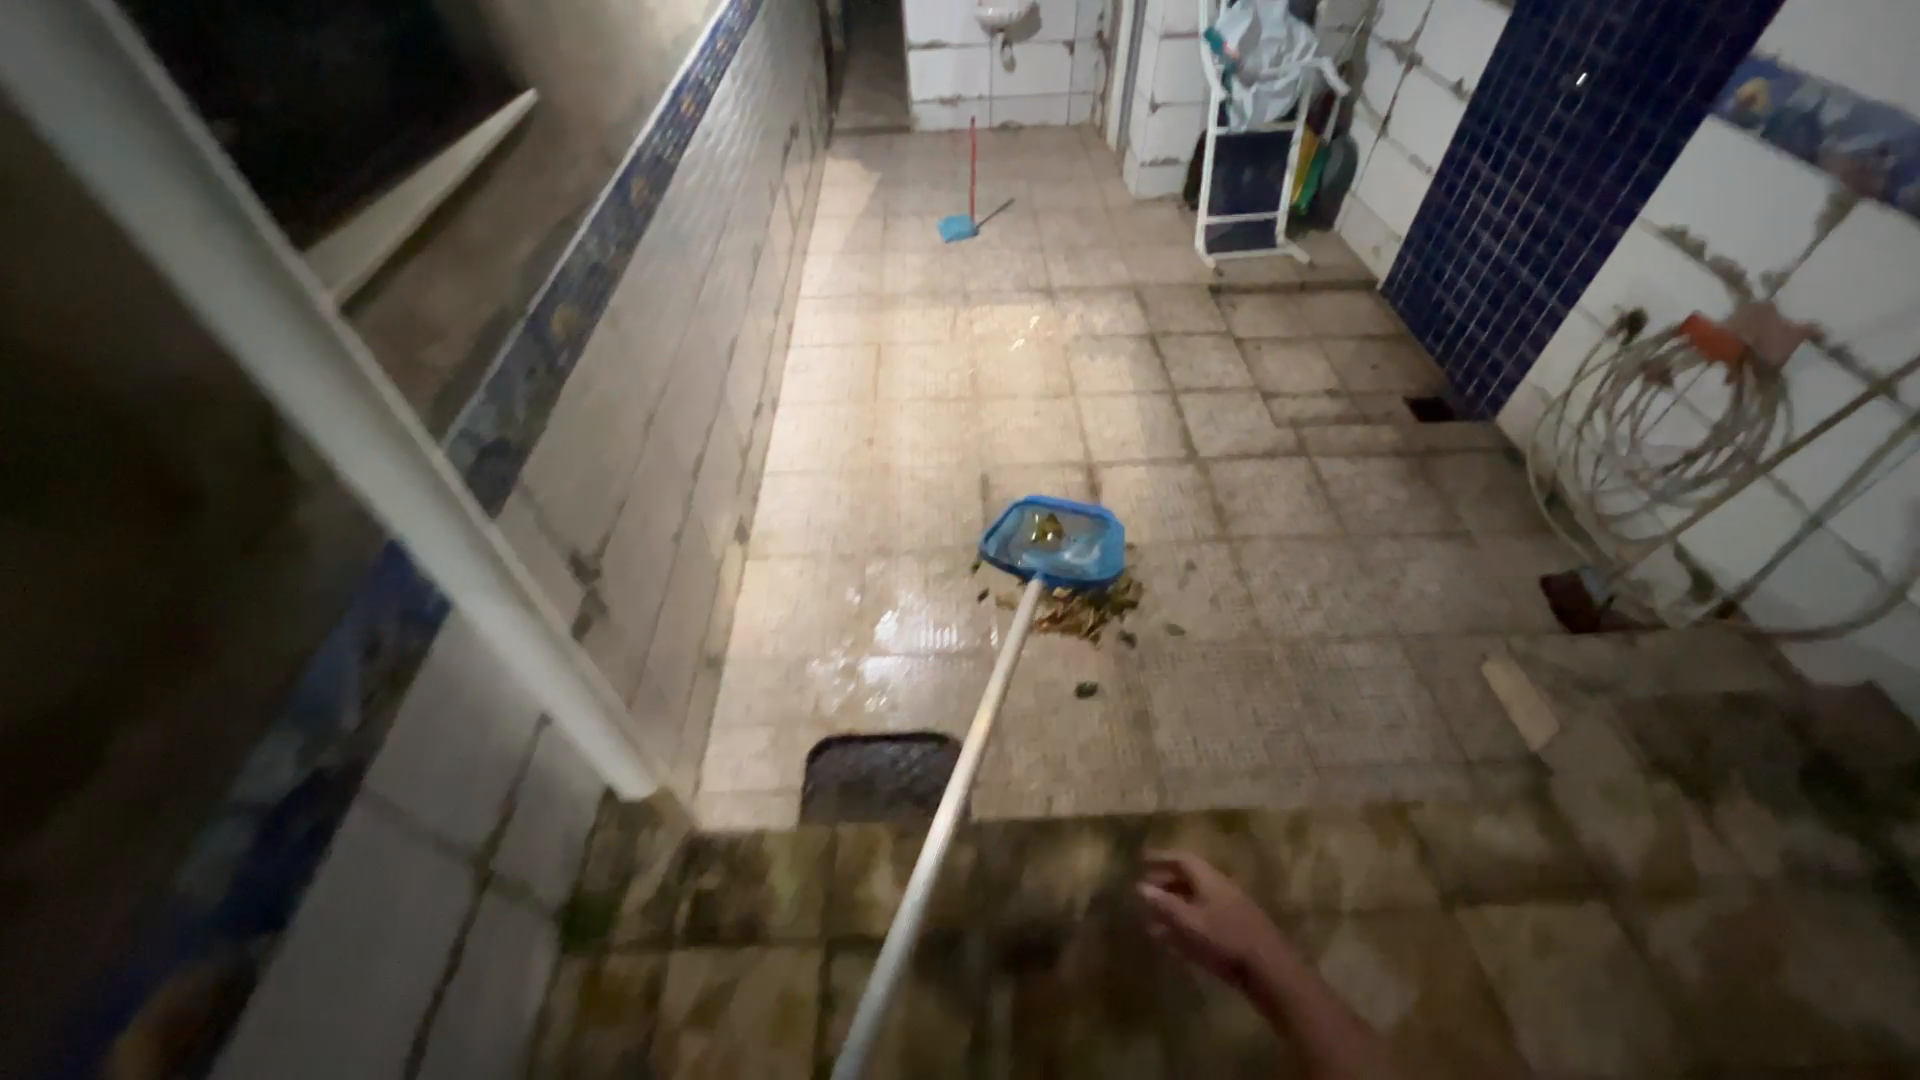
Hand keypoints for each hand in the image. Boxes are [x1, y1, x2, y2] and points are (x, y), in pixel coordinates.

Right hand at [1136, 850, 1289, 989]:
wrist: (1268, 969)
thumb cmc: (1224, 936)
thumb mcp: (1189, 920)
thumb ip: (1164, 903)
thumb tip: (1139, 887)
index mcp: (1209, 879)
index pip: (1182, 859)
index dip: (1160, 858)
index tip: (1140, 861)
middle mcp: (1218, 889)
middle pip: (1188, 881)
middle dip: (1164, 884)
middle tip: (1143, 892)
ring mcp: (1227, 912)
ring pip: (1194, 904)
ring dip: (1171, 909)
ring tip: (1149, 919)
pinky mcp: (1232, 934)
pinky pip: (1201, 923)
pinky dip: (1183, 927)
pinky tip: (1169, 942)